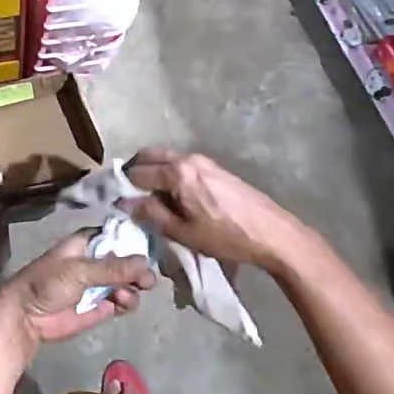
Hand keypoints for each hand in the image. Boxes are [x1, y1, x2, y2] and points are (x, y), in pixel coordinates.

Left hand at [0, 230, 153, 347]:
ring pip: (129, 281)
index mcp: (85, 243)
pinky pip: (124, 300)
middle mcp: (96, 260)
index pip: (115, 235)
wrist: (29, 316)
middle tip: (147, 280)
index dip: (133, 239)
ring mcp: (100, 283)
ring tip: (125, 294)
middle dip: (139, 268)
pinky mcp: (102, 305)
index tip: (153, 245)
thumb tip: (145, 262)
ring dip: (134, 287)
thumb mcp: (78, 271)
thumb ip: (111, 268)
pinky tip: (123, 303)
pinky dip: (128, 302)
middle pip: (127, 260)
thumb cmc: (47, 282)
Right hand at [123, 147, 312, 270]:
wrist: (276, 235)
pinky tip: (175, 194)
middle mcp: (187, 159)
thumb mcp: (183, 232)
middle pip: (148, 155)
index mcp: (176, 173)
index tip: (118, 201)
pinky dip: (168, 172)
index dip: (123, 187)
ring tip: (152, 196)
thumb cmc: (227, 237)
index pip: (136, 173)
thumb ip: (150, 213)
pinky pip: (180, 162)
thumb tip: (125, 203)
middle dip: (134, 171)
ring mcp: (203, 160)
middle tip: (130, 194)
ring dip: (152, 170)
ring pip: (164, 157)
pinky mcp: (215, 167)